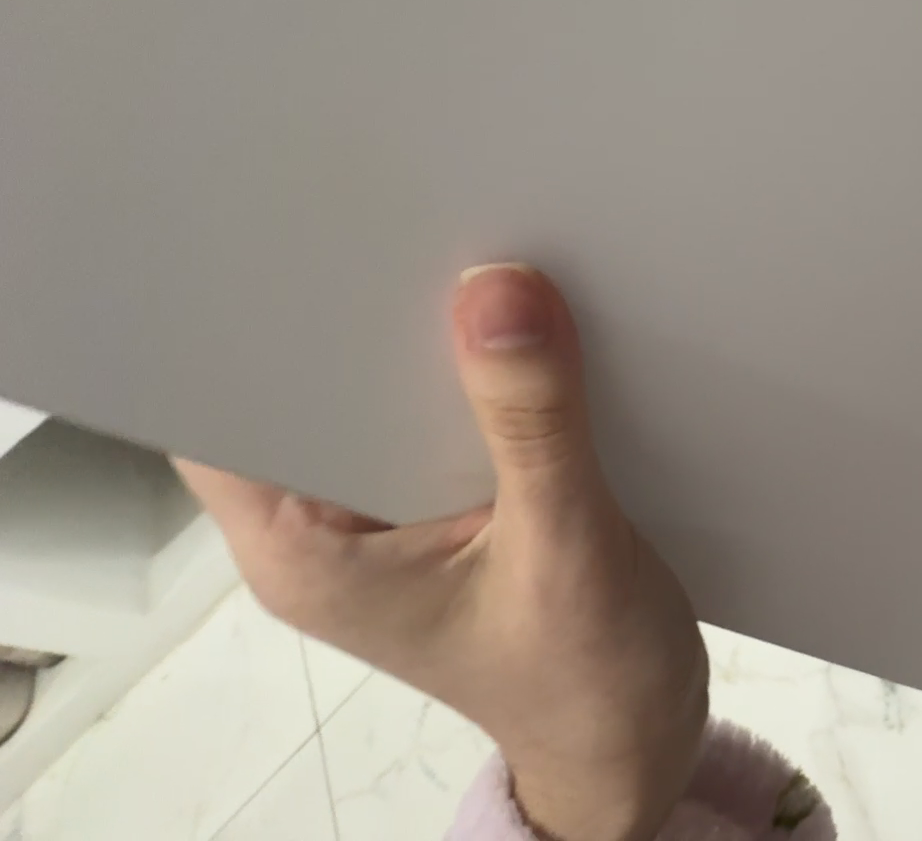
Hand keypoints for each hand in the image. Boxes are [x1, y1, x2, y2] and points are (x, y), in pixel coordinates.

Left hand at [177, 264, 706, 840]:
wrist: (639, 731)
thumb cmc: (586, 676)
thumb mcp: (562, 549)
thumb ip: (533, 425)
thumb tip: (499, 293)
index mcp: (312, 547)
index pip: (241, 406)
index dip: (272, 317)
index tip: (337, 234)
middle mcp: (349, 520)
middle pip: (333, 387)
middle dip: (386, 315)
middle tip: (444, 232)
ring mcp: (418, 512)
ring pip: (414, 396)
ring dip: (459, 343)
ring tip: (505, 271)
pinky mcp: (480, 503)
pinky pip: (477, 416)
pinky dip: (511, 376)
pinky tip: (552, 340)